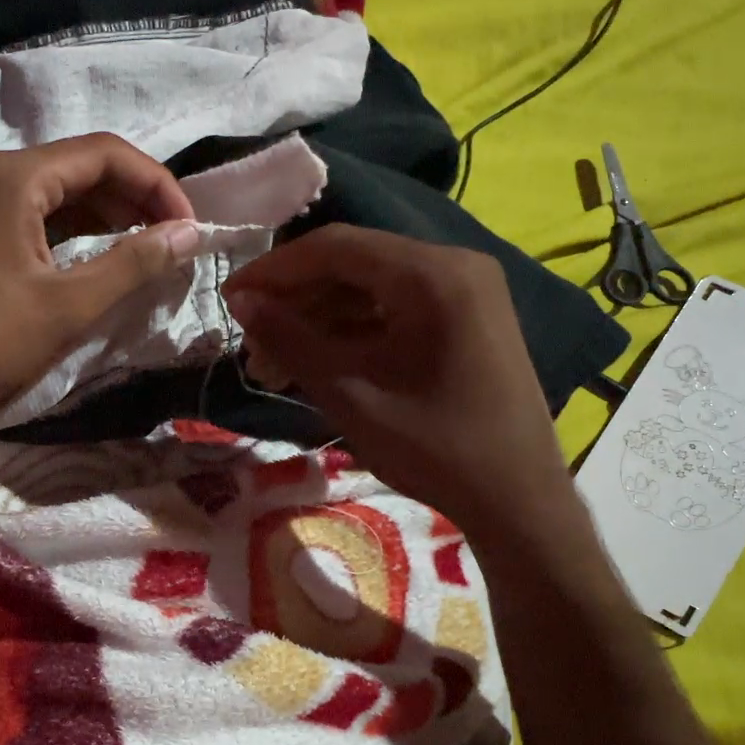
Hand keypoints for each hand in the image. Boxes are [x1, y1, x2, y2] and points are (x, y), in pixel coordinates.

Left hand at [0, 133, 200, 433]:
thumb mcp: (68, 306)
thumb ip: (133, 263)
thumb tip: (189, 233)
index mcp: (17, 177)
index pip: (106, 154)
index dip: (158, 185)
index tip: (188, 228)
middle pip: (81, 167)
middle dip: (133, 199)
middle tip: (171, 240)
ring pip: (56, 193)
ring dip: (104, 216)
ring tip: (143, 250)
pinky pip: (30, 215)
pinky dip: (69, 232)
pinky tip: (94, 258)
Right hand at [222, 224, 573, 536]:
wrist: (515, 498)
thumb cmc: (431, 445)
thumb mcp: (347, 391)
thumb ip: (289, 339)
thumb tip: (240, 302)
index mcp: (431, 274)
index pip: (334, 247)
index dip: (273, 270)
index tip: (229, 299)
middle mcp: (452, 266)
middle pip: (351, 264)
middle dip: (293, 301)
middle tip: (249, 345)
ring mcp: (462, 293)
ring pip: (368, 289)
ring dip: (315, 321)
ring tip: (271, 366)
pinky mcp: (463, 320)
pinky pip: (391, 310)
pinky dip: (347, 333)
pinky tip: (311, 365)